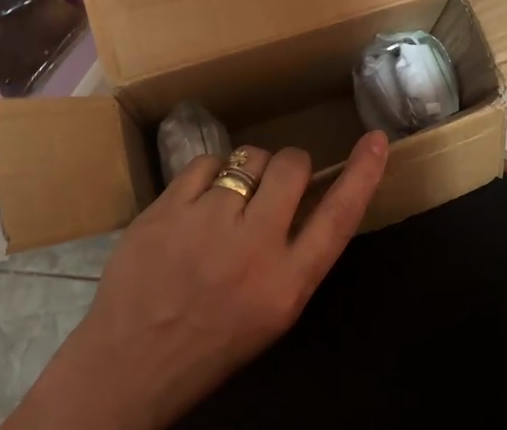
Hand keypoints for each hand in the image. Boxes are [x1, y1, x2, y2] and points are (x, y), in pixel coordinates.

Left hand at [5, 133, 389, 429]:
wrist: (129, 365)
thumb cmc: (210, 345)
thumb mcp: (272, 313)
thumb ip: (296, 256)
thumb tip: (309, 196)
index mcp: (286, 286)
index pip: (339, 217)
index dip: (363, 174)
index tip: (377, 140)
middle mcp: (252, 249)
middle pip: (291, 166)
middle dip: (289, 166)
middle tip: (273, 186)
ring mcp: (205, 225)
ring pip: (248, 157)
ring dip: (247, 170)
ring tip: (229, 200)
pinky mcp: (166, 210)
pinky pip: (205, 162)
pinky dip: (208, 175)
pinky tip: (197, 203)